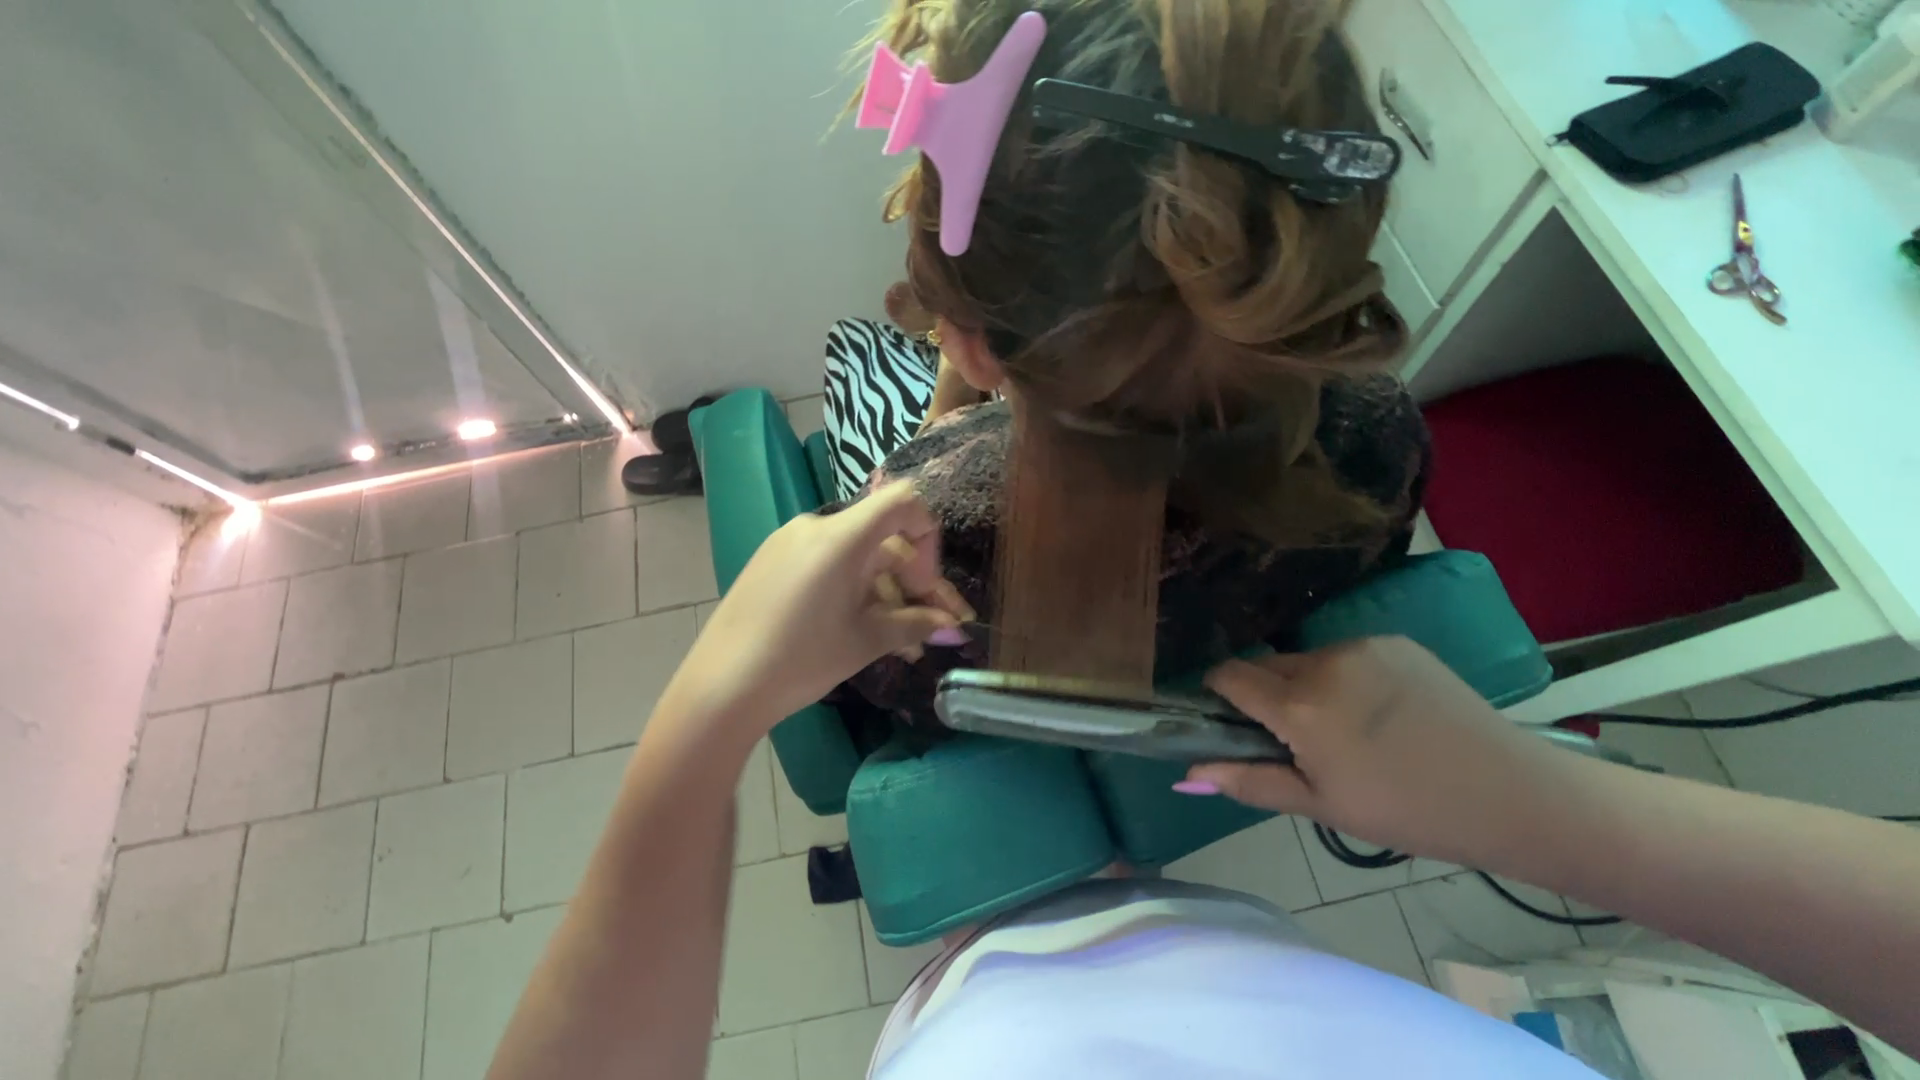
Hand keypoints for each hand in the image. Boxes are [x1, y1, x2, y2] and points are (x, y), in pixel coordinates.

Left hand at [666, 482, 972, 728]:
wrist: (722, 686)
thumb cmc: (801, 659)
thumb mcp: (865, 641)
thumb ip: (915, 624)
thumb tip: (953, 626)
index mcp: (842, 536)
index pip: (903, 502)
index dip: (928, 538)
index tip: (926, 586)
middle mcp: (815, 527)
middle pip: (881, 539)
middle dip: (913, 583)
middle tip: (935, 627)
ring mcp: (789, 543)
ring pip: (856, 559)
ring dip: (886, 596)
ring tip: (905, 646)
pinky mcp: (772, 563)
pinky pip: (828, 566)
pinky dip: (853, 592)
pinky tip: (866, 632)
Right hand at [1185, 638, 1573, 866]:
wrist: (1510, 793)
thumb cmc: (1406, 811)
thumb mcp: (1320, 806)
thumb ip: (1249, 782)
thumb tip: (1184, 775)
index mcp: (1298, 706)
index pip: (1228, 675)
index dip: (1219, 695)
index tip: (1232, 723)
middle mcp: (1323, 661)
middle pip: (1264, 665)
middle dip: (1264, 695)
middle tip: (1296, 740)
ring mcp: (1362, 646)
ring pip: (1305, 659)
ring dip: (1304, 685)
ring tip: (1346, 730)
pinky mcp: (1396, 641)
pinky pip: (1345, 654)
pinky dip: (1343, 677)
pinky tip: (1379, 713)